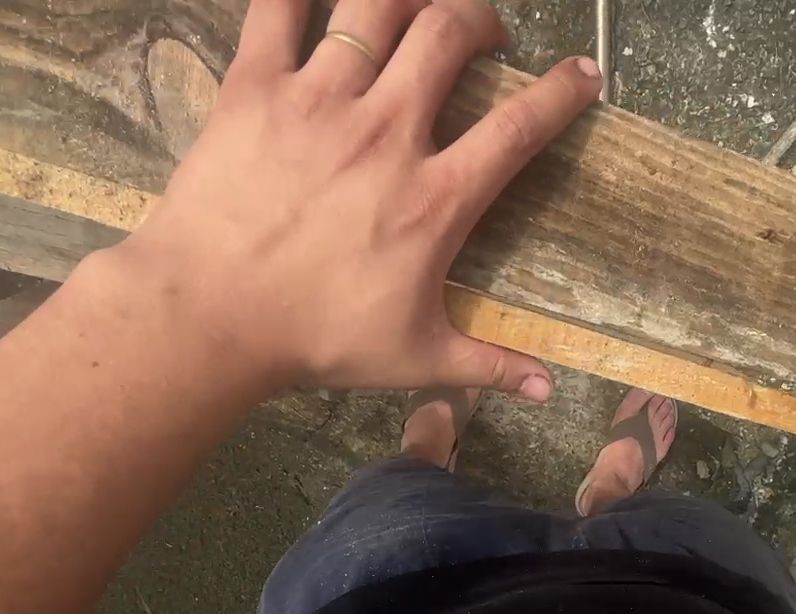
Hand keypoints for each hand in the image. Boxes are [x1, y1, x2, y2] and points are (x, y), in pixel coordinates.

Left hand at [104, 0, 601, 398]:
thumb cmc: (323, 339)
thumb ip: (493, 366)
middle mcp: (387, 133)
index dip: (561, 93)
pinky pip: (279, 7)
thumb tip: (550, 393)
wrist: (211, 316)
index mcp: (436, 199)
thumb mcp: (421, 358)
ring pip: (373, 6)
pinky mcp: (254, 88)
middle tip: (486, 32)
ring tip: (418, 3)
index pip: (517, 129)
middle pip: (446, 36)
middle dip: (478, 19)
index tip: (584, 74)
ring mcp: (318, 102)